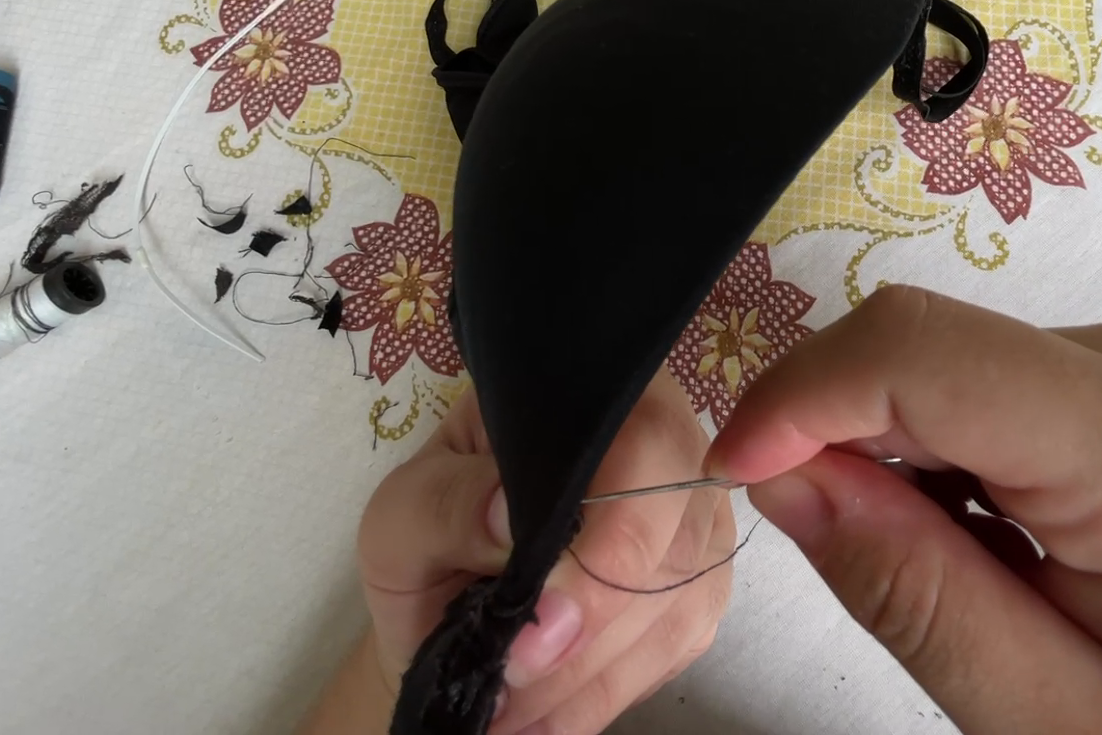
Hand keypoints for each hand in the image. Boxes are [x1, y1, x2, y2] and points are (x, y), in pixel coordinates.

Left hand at [358, 370, 733, 734]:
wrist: (453, 595)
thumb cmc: (434, 535)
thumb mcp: (403, 511)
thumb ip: (444, 505)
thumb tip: (510, 517)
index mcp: (596, 398)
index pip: (650, 441)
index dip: (619, 530)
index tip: (545, 619)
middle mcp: (664, 443)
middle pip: (678, 526)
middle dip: (599, 618)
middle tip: (512, 678)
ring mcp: (691, 513)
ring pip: (684, 594)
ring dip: (595, 669)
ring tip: (511, 703)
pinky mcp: (699, 581)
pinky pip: (679, 644)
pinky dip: (608, 693)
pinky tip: (546, 712)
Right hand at [705, 286, 1101, 734]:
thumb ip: (921, 601)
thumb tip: (783, 480)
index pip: (924, 352)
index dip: (800, 396)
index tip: (734, 477)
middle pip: (920, 344)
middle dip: (830, 427)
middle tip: (830, 552)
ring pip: (934, 360)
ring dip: (879, 447)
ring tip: (935, 569)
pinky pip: (973, 381)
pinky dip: (927, 447)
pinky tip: (977, 538)